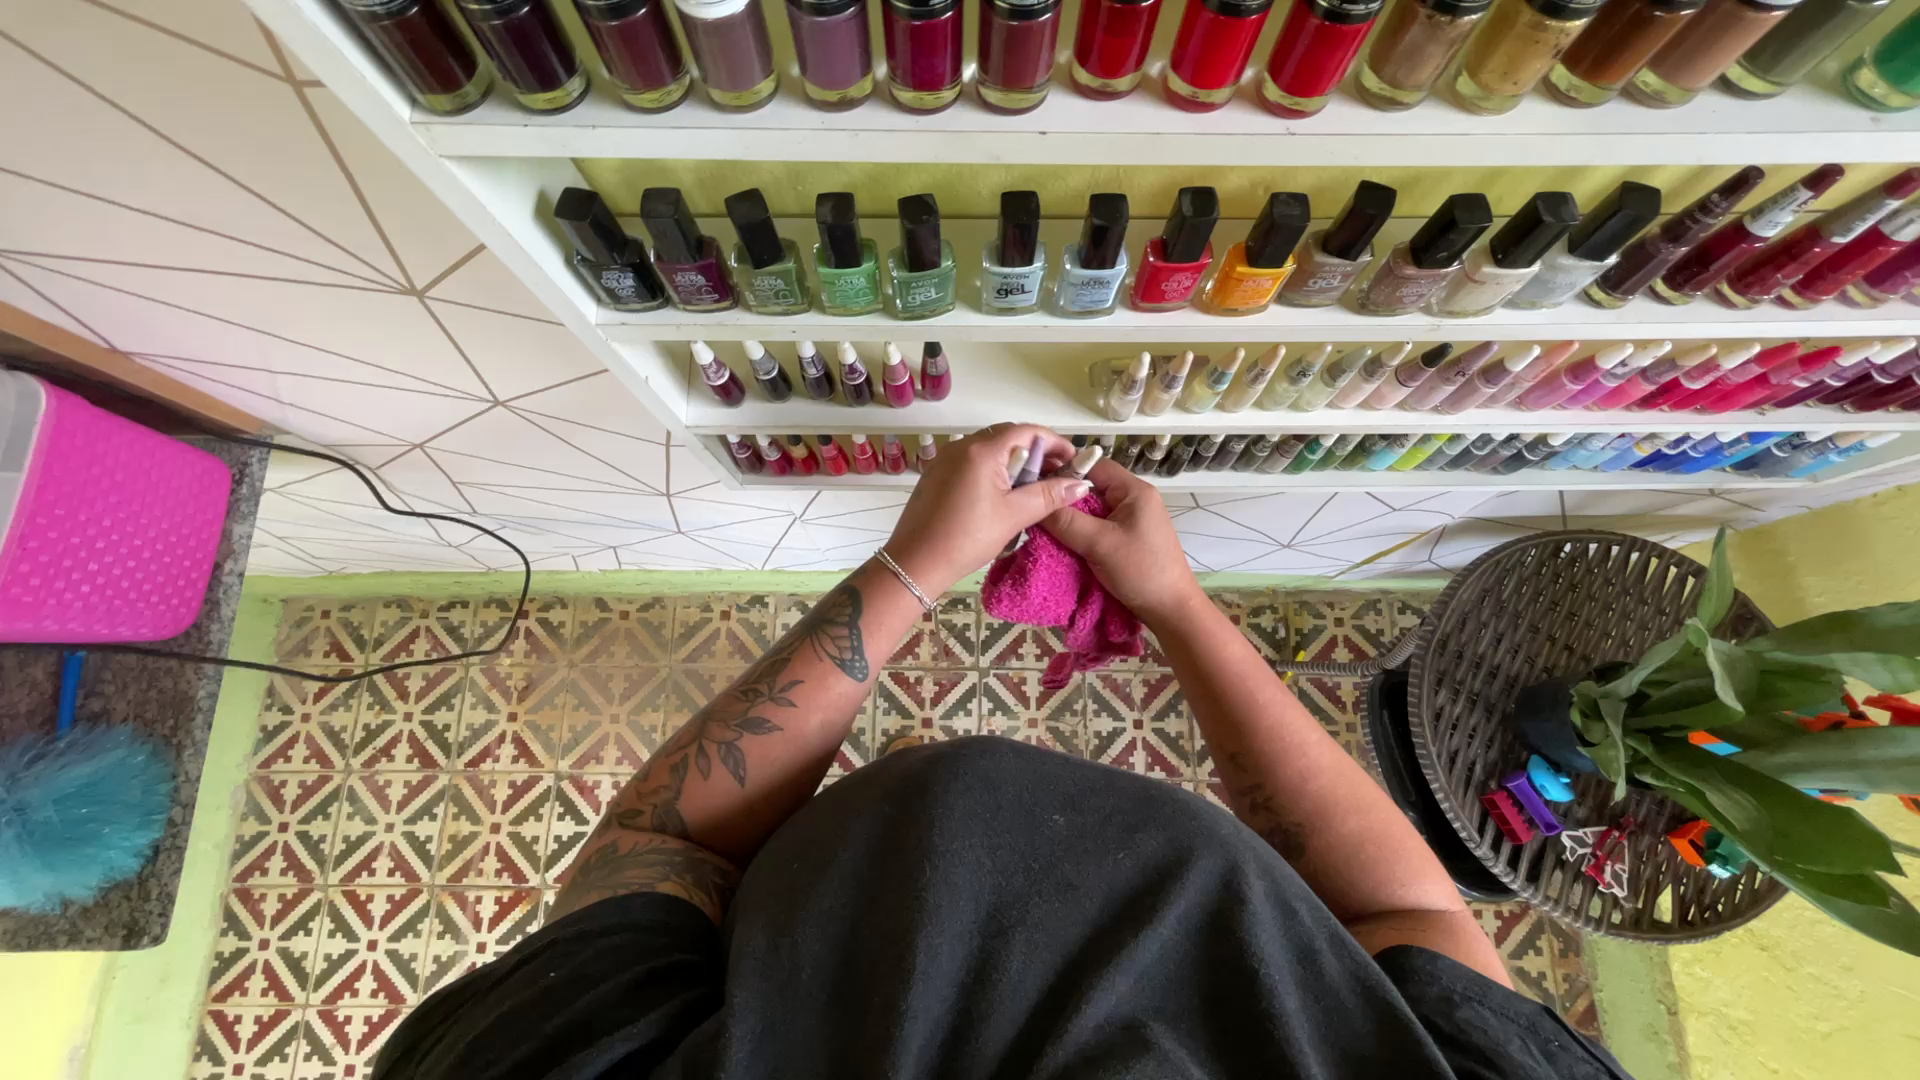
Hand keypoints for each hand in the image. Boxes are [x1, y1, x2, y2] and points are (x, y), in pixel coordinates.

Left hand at [883, 424, 1086, 594]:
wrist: (915, 563)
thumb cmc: (966, 538)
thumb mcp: (1013, 516)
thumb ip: (1048, 496)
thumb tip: (1080, 485)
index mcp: (982, 451)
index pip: (1027, 431)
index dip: (1055, 443)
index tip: (1073, 460)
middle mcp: (962, 446)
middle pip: (1008, 437)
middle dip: (1036, 453)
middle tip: (1056, 476)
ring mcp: (945, 459)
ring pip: (990, 449)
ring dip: (1015, 462)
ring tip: (1032, 488)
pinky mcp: (936, 474)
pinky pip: (972, 462)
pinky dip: (993, 470)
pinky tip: (1002, 494)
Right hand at [1039, 460, 1203, 625]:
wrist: (1170, 610)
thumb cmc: (1140, 571)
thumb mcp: (1099, 543)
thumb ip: (1065, 520)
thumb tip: (1034, 502)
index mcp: (1134, 490)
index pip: (1094, 465)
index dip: (1064, 471)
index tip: (1037, 484)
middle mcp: (1134, 499)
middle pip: (1091, 487)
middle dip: (1064, 498)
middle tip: (1035, 507)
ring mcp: (1131, 520)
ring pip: (1092, 509)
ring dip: (1070, 517)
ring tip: (1043, 525)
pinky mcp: (1126, 539)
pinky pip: (1097, 527)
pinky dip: (1079, 532)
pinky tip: (1061, 541)